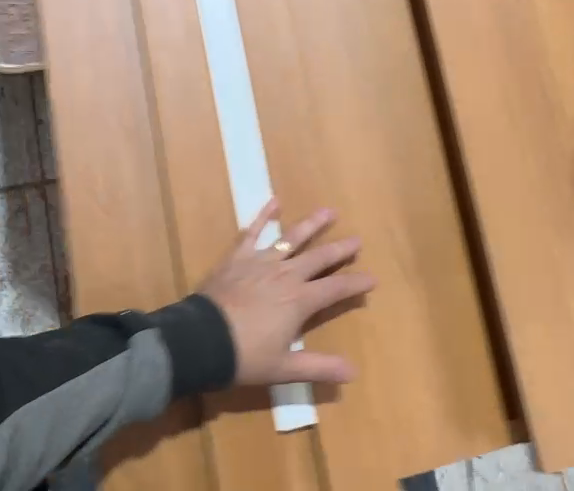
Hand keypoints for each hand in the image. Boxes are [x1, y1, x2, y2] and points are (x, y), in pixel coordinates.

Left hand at [197, 199, 373, 386]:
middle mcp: (285, 275)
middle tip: (357, 239)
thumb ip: (319, 367)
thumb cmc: (244, 357)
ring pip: (291, 238)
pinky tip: (274, 201)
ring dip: (311, 225)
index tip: (372, 278)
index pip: (335, 289)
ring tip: (328, 211)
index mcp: (299, 301)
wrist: (201, 340)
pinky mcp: (238, 257)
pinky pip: (253, 232)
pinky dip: (264, 216)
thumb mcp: (284, 369)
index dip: (354, 284)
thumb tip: (353, 371)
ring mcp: (260, 261)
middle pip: (318, 258)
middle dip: (339, 249)